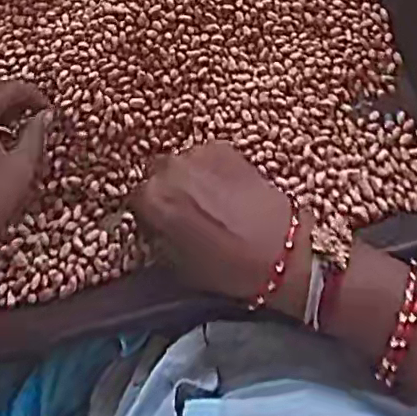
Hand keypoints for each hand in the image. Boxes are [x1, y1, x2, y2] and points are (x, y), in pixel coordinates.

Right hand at [131, 142, 301, 316]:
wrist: (279, 250)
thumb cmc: (226, 268)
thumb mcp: (178, 265)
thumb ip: (159, 236)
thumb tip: (156, 225)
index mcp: (153, 197)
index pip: (137, 198)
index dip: (149, 214)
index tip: (160, 225)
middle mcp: (169, 167)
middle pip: (158, 175)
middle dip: (167, 191)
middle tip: (185, 213)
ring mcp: (197, 153)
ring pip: (182, 164)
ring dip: (189, 179)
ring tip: (210, 202)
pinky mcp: (223, 147)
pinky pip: (206, 158)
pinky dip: (210, 170)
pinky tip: (226, 191)